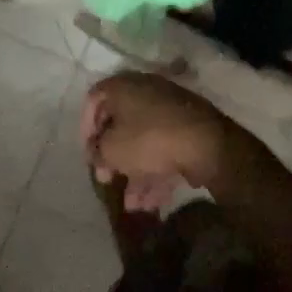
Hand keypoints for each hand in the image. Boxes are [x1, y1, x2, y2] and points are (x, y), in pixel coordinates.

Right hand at [82, 71, 234, 210]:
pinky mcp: (187, 128)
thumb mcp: (112, 149)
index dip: (86, 125)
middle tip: (106, 179)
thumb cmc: (148, 139)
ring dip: (135, 173)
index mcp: (124, 86)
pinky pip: (164, 148)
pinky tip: (151, 203)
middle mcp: (145, 91)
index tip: (88, 152)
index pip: (95, 98)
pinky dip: (156, 172)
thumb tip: (96, 152)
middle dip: (113, 156)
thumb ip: (97, 151)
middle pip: (122, 123)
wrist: (204, 142)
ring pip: (144, 141)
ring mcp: (169, 109)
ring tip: (132, 206)